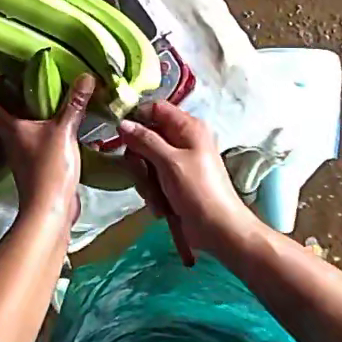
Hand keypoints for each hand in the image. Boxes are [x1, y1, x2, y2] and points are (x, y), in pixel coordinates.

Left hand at [0, 73, 94, 226]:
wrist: (50, 210)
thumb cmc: (48, 167)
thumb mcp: (64, 131)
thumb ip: (74, 104)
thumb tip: (86, 75)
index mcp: (10, 129)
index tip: (1, 77)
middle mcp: (11, 141)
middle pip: (4, 118)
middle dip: (13, 101)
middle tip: (29, 85)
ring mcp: (23, 156)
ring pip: (22, 131)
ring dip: (33, 118)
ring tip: (51, 103)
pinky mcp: (36, 168)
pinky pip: (39, 144)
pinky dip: (48, 134)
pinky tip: (67, 130)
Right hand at [116, 102, 262, 262]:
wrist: (219, 232)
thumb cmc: (198, 191)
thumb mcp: (169, 162)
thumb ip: (144, 140)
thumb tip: (122, 123)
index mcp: (188, 128)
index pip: (155, 109)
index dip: (137, 118)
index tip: (122, 135)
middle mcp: (182, 140)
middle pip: (144, 137)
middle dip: (139, 159)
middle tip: (143, 173)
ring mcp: (176, 162)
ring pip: (143, 161)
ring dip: (145, 181)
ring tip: (158, 196)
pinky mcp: (172, 182)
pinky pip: (150, 179)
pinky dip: (152, 192)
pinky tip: (162, 206)